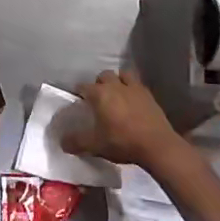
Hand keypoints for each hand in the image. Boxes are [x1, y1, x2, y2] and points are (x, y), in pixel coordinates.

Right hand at [65, 69, 185, 169]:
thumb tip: (62, 142)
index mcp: (100, 94)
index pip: (83, 86)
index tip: (78, 101)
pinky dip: (132, 88)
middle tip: (98, 98)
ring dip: (117, 80)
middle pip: (104, 76)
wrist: (157, 145)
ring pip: (123, 75)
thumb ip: (76, 142)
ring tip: (116, 93)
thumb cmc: (122, 142)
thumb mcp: (95, 146)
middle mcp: (116, 86)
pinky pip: (137, 84)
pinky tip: (132, 100)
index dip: (79, 92)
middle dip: (99, 83)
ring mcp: (135, 88)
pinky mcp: (149, 95)